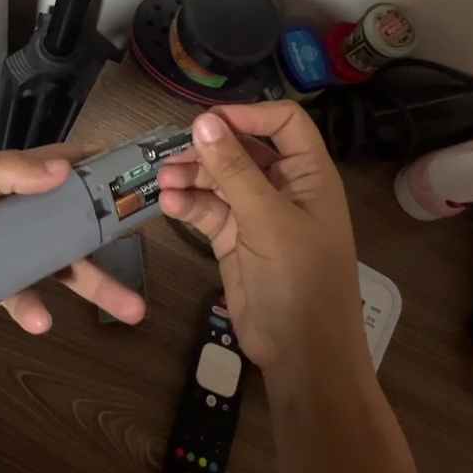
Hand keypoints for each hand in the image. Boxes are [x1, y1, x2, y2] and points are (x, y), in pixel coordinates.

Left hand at [0, 142, 146, 332]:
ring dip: (93, 282)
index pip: (61, 165)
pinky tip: (40, 321)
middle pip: (71, 218)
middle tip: (146, 245)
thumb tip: (63, 168)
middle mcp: (13, 210)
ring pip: (60, 262)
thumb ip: (7, 173)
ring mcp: (7, 248)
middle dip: (109, 234)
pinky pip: (25, 293)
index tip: (137, 172)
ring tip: (129, 308)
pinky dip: (36, 307)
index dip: (97, 166)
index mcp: (7, 177)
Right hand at [157, 104, 361, 373]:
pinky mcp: (233, 238)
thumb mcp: (268, 220)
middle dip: (208, 150)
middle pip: (242, 149)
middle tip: (174, 157)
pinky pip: (207, 209)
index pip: (283, 123)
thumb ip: (234, 170)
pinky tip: (169, 205)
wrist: (302, 356)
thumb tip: (204, 120)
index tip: (210, 120)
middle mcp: (283, 187)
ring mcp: (256, 213)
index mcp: (308, 174)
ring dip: (191, 177)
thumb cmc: (300, 281)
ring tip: (164, 182)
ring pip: (219, 179)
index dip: (249, 115)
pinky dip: (188, 204)